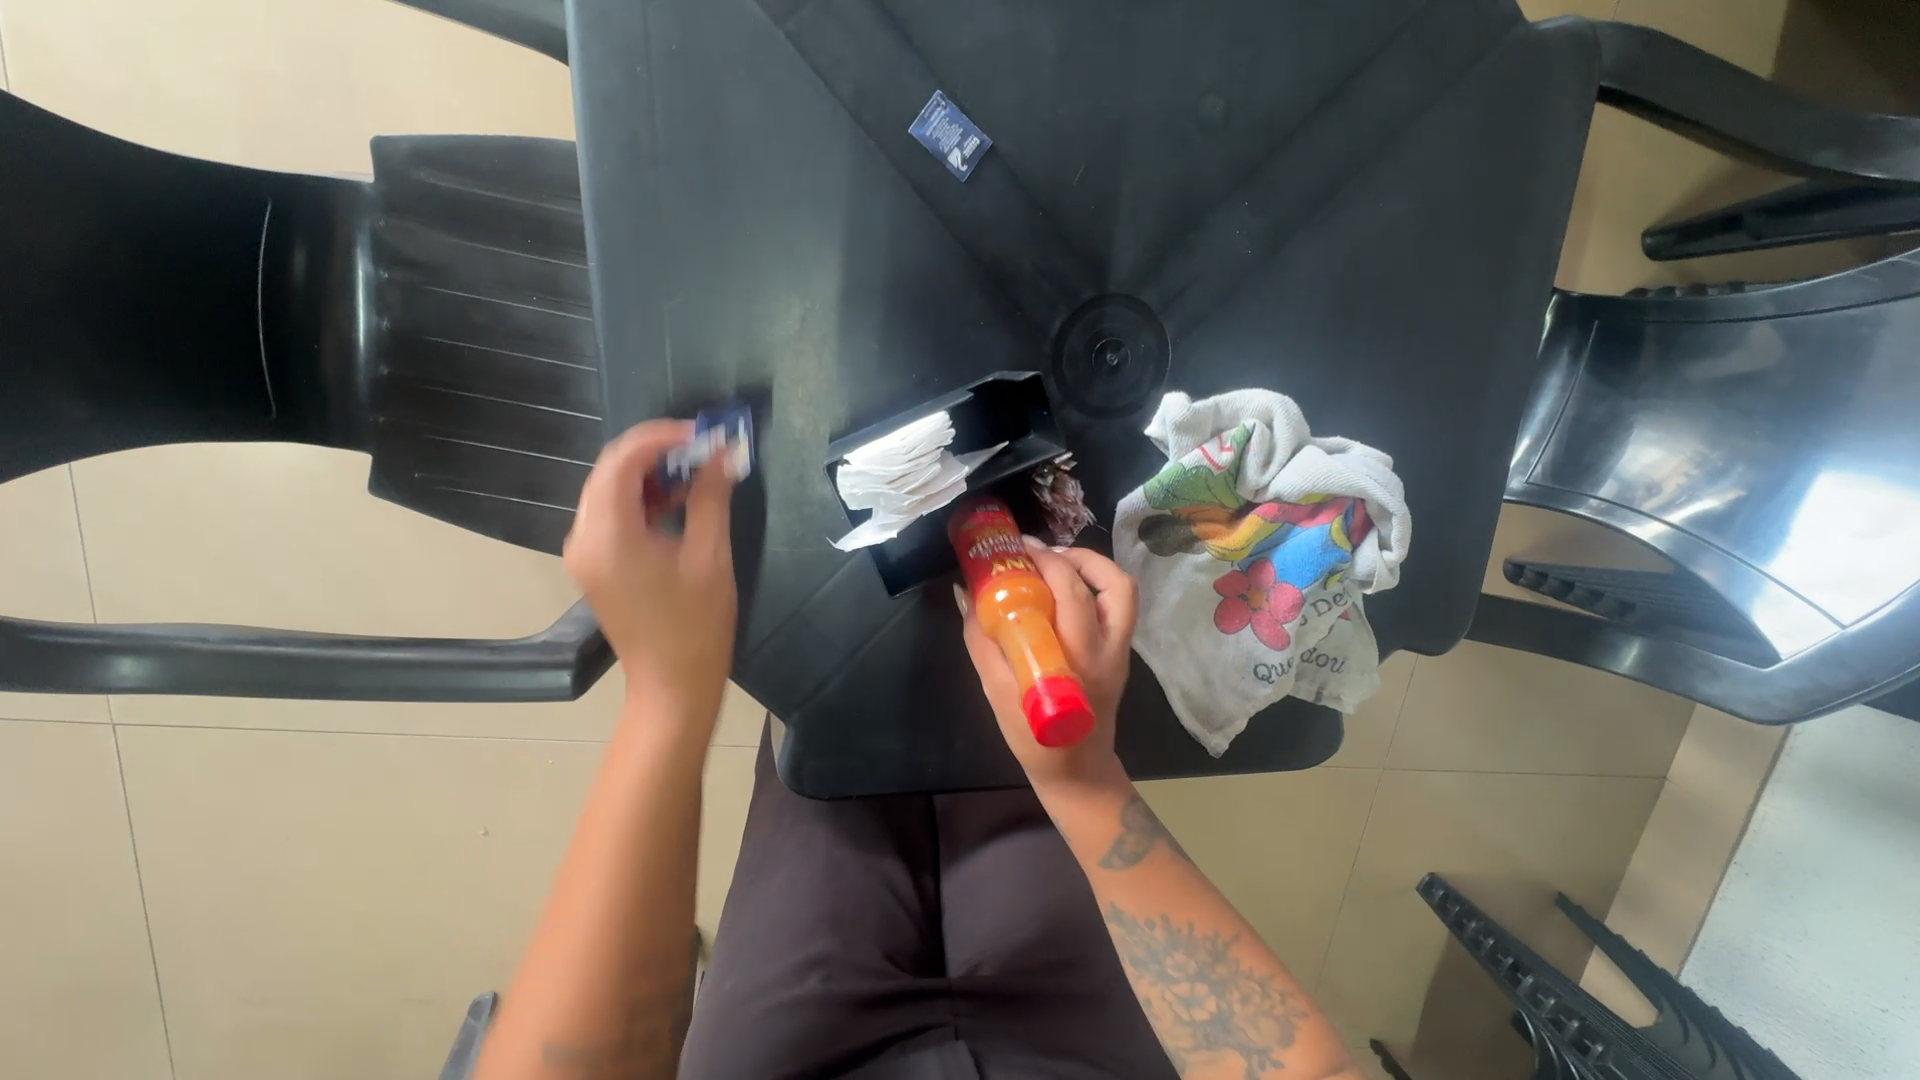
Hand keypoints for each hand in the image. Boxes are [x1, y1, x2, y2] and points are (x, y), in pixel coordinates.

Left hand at [564, 420, 737, 722]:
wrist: (673, 685)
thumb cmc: (697, 626)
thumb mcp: (711, 555)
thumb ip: (711, 496)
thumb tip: (722, 452)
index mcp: (609, 536)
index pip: (621, 462)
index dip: (660, 438)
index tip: (702, 434)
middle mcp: (583, 538)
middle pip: (610, 472)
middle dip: (656, 453)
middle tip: (703, 449)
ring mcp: (584, 553)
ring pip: (609, 491)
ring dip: (649, 475)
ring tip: (696, 472)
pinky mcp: (594, 565)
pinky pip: (611, 515)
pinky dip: (641, 500)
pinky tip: (676, 502)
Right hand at [958, 538, 1138, 793]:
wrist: (1078, 772)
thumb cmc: (1034, 739)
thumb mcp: (998, 694)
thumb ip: (981, 642)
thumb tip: (965, 594)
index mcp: (1078, 659)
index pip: (1071, 593)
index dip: (1047, 561)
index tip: (1019, 548)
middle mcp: (1108, 648)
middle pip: (1106, 583)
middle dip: (1068, 556)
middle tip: (1034, 552)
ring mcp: (1121, 650)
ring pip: (1123, 590)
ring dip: (1092, 566)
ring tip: (1057, 562)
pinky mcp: (1123, 653)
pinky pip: (1119, 605)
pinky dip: (1096, 585)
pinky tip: (1065, 588)